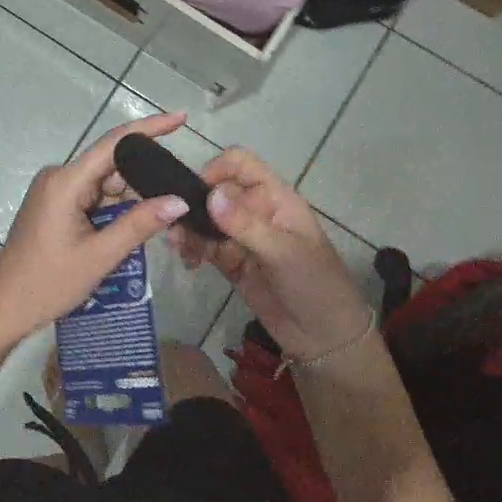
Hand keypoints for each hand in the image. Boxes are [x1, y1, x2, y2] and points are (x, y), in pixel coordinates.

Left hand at [0, 113, 192, 348]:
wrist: (3, 308)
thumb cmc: (48, 283)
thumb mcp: (100, 256)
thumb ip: (140, 224)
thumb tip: (179, 200)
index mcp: (66, 181)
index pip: (114, 143)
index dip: (150, 128)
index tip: (181, 118)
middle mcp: (59, 177)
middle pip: (113, 166)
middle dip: (145, 179)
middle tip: (179, 199)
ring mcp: (55, 191)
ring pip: (105, 184)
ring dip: (130, 199)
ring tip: (163, 219)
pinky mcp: (54, 206)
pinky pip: (93, 197)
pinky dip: (115, 209)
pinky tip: (136, 225)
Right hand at [174, 148, 374, 360]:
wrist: (325, 337)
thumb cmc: (316, 284)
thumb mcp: (284, 253)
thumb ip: (246, 225)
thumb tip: (210, 195)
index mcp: (275, 198)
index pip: (240, 164)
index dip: (216, 169)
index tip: (195, 193)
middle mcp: (255, 211)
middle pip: (215, 192)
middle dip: (193, 205)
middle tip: (175, 226)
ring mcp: (241, 237)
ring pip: (205, 220)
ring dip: (188, 229)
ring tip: (178, 247)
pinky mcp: (231, 262)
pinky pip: (204, 245)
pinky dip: (191, 248)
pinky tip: (188, 262)